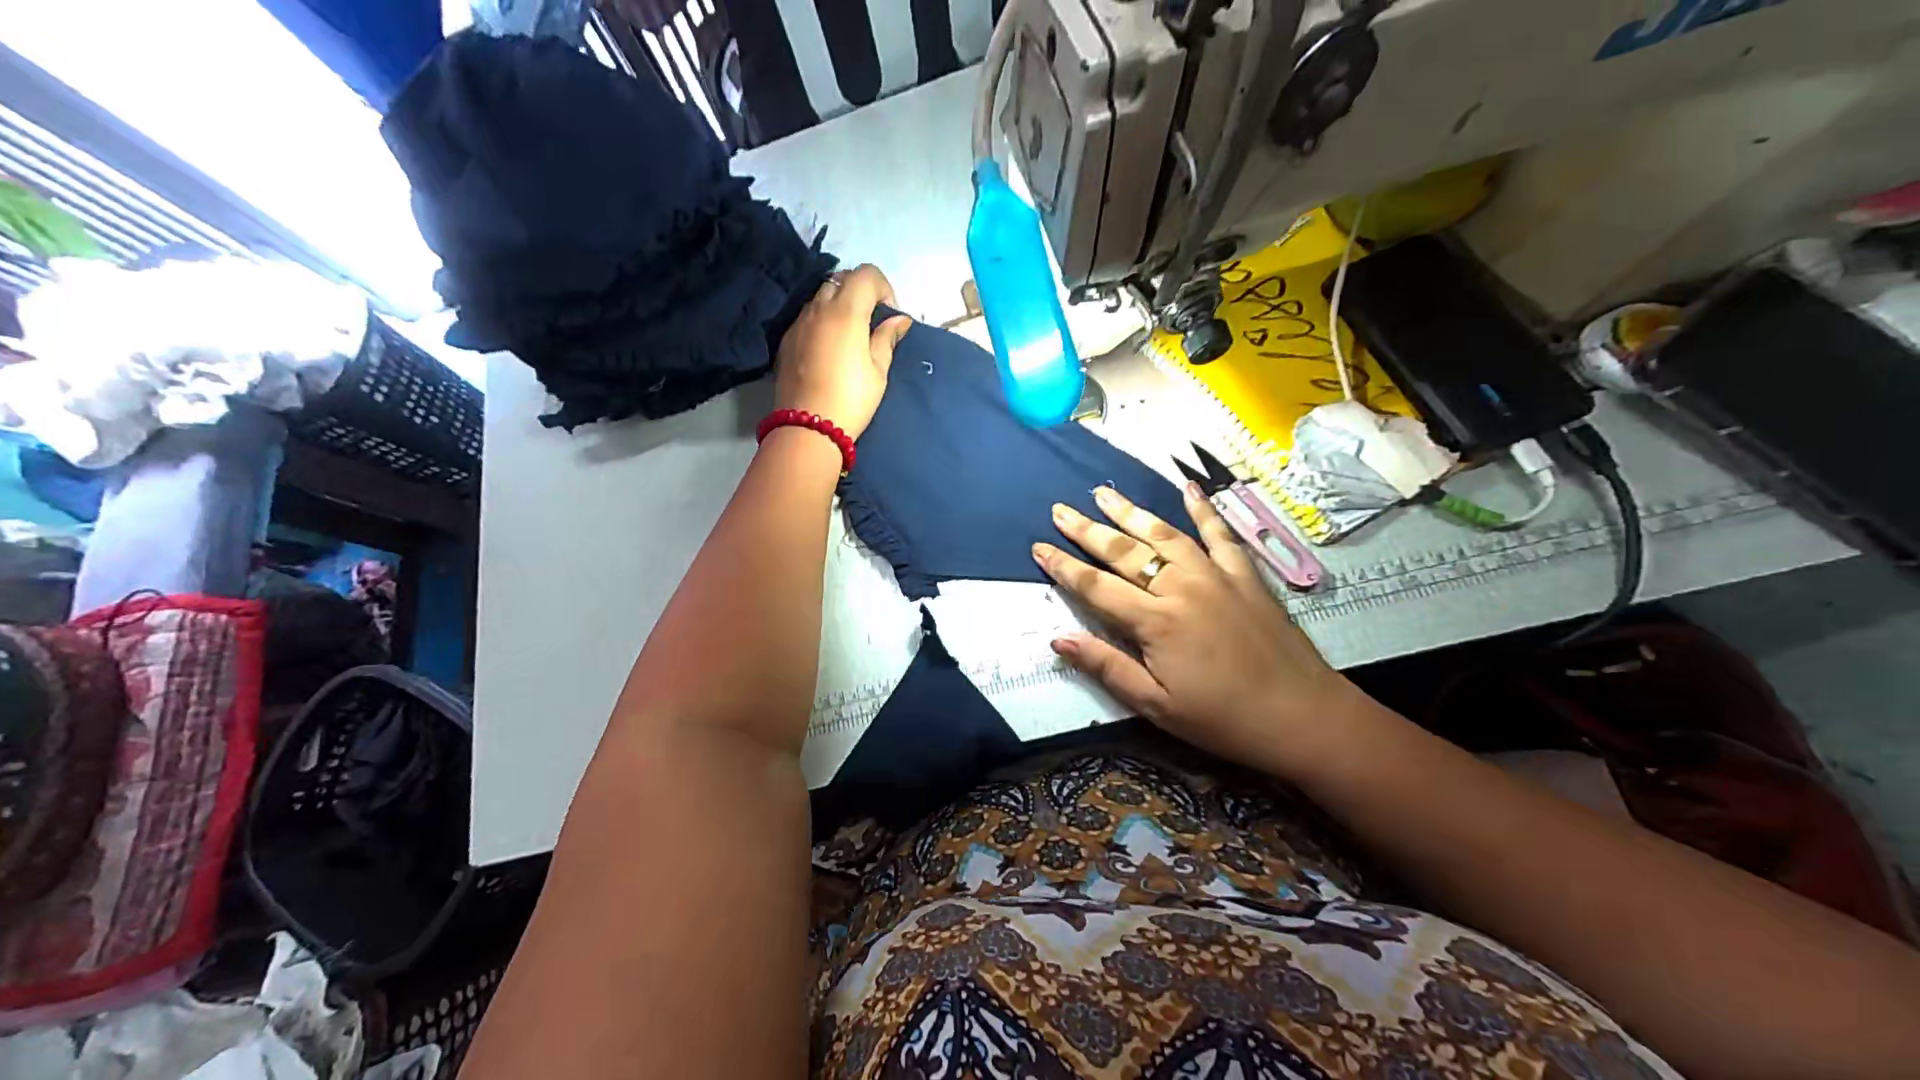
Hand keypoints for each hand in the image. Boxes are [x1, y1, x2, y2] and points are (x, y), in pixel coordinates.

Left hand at [774, 264, 912, 439]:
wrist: (808, 427)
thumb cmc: (852, 398)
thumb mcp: (878, 370)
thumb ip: (887, 338)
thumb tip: (898, 319)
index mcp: (845, 311)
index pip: (866, 274)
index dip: (883, 288)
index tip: (888, 315)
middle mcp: (818, 309)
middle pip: (840, 280)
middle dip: (859, 293)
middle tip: (870, 323)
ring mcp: (798, 323)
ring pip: (820, 297)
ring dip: (838, 305)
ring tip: (849, 337)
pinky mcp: (785, 340)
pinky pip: (806, 317)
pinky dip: (821, 321)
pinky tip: (828, 350)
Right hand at [1032, 484, 1370, 777]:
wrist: (1302, 716)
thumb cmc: (1222, 719)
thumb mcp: (1156, 705)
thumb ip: (1107, 666)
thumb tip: (1059, 639)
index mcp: (1155, 621)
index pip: (1096, 586)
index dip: (1063, 566)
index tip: (1038, 546)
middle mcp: (1181, 587)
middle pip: (1124, 552)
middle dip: (1087, 530)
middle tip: (1060, 510)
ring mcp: (1216, 576)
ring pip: (1164, 535)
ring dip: (1131, 512)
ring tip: (1104, 493)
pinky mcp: (1246, 576)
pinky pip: (1220, 534)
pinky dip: (1203, 510)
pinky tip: (1189, 488)